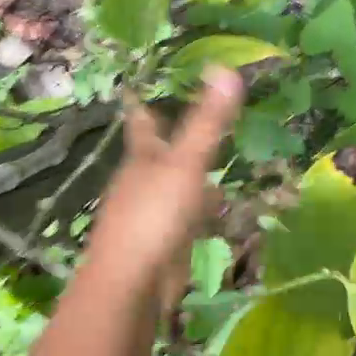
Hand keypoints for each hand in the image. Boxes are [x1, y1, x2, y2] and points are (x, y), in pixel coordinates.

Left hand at [83, 66, 244, 306]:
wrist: (130, 288)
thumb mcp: (186, 163)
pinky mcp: (162, 241)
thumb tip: (225, 67)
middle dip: (172, 135)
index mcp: (142, 158)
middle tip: (195, 113)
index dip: (143, 101)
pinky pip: (184, 212)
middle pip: (157, 151)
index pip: (142, 120)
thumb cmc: (153, 217)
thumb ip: (208, 121)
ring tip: (215, 155)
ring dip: (190, 171)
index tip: (138, 82)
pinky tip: (216, 205)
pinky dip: (199, 204)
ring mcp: (149, 213)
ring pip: (172, 182)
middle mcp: (141, 181)